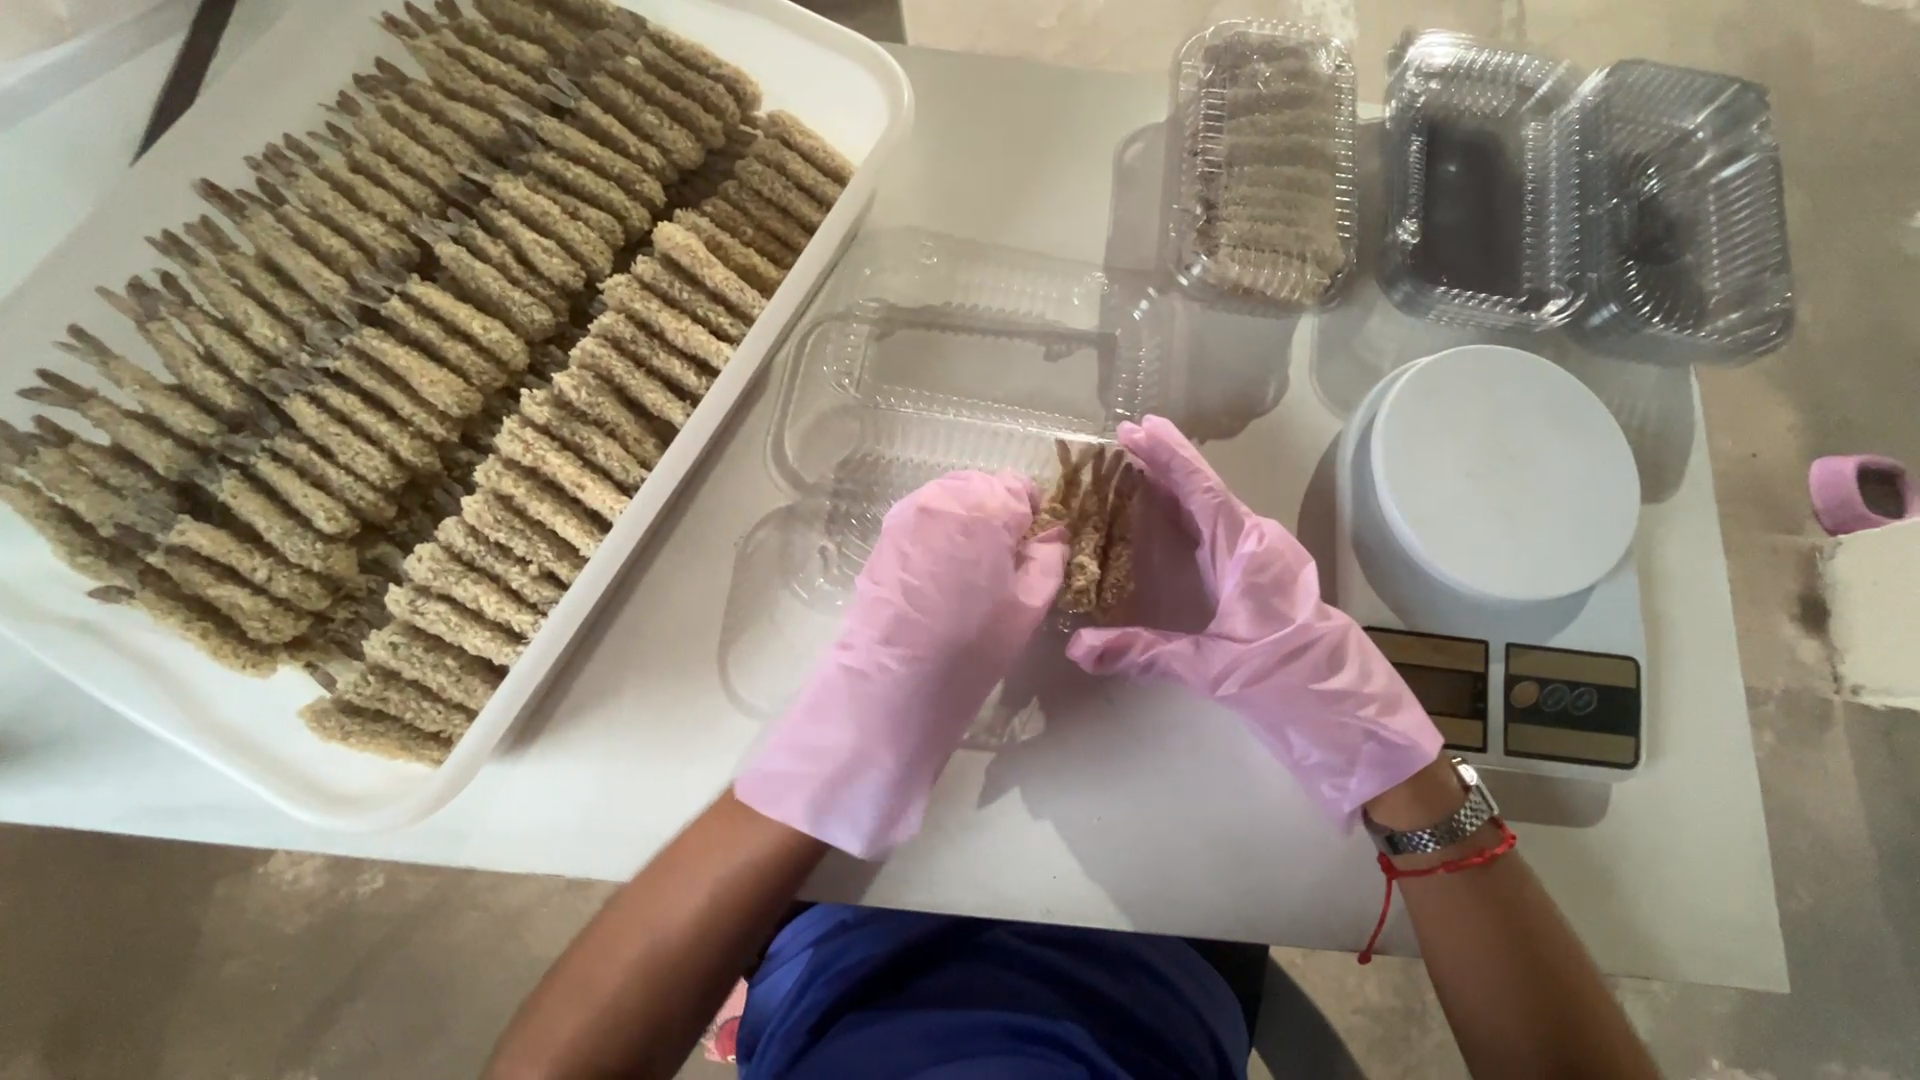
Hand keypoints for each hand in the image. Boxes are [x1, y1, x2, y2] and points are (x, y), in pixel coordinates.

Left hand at [735, 470, 1067, 858]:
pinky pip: (923, 519)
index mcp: (987, 504)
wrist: (895, 680)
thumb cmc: (973, 644)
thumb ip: (1049, 557)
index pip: (1020, 487)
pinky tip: (938, 576)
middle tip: (1000, 564)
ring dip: (965, 522)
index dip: (1030, 517)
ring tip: (967, 571)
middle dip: (996, 514)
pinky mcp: (883, 534)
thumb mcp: (1030, 604)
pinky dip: (937, 534)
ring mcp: (907, 513)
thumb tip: (1051, 534)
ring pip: (950, 500)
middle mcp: (943, 495)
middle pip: (982, 487)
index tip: (1029, 551)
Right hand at [1067, 416, 1441, 820]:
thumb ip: (1144, 653)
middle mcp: (1256, 546)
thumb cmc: (1293, 682)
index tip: (1137, 427)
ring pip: (1212, 513)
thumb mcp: (1215, 669)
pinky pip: (1217, 537)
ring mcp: (1261, 563)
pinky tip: (1164, 527)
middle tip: (1123, 440)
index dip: (1168, 456)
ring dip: (1175, 490)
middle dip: (1164, 465)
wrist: (1354, 719)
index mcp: (1249, 550)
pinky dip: (1186, 521)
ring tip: (1133, 472)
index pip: (1202, 490)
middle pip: (1204, 493)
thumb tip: (1076, 647)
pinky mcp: (1260, 584)